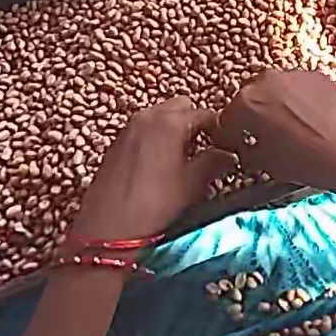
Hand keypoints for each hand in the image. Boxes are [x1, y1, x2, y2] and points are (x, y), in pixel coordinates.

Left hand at [70, 97, 236, 246]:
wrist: (107, 228)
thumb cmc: (153, 204)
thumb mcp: (191, 185)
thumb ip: (213, 163)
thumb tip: (228, 155)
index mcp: (169, 122)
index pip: (204, 114)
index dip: (218, 128)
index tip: (224, 145)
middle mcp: (148, 116)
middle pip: (180, 106)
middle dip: (194, 122)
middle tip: (204, 147)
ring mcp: (129, 128)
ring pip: (160, 115)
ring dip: (174, 127)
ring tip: (183, 155)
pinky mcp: (117, 142)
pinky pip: (144, 128)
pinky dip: (156, 135)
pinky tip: (160, 161)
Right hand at [216, 70, 335, 198]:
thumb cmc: (307, 160)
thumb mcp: (267, 164)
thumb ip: (249, 152)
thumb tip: (247, 150)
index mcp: (246, 102)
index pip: (228, 119)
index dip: (231, 136)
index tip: (237, 147)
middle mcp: (265, 80)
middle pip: (249, 99)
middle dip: (252, 117)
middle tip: (262, 139)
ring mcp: (292, 74)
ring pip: (273, 90)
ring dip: (275, 106)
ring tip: (288, 130)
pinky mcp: (316, 75)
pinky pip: (296, 87)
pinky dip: (296, 100)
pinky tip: (308, 120)